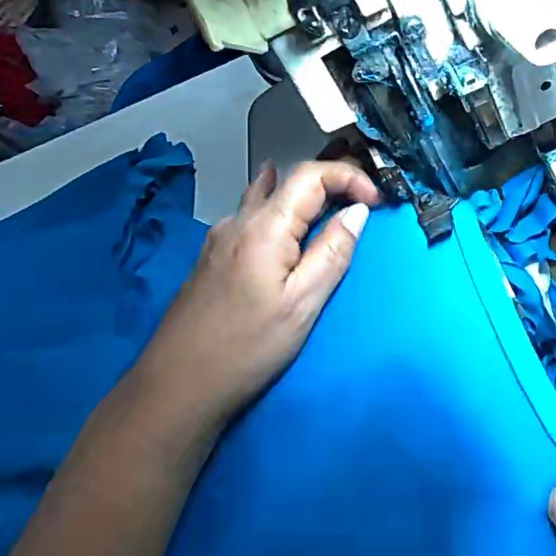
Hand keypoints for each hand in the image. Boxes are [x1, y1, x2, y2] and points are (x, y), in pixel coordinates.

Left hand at [130, 161, 379, 424]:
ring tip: (330, 200)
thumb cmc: (246, 347)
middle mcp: (238, 220)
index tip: (378, 200)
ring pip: (265, 198)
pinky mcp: (212, 255)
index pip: (310, 174)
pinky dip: (277, 211)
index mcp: (263, 226)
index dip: (348, 176)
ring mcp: (220, 237)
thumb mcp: (302, 304)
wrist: (178, 381)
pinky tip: (279, 216)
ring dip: (302, 196)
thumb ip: (332, 252)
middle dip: (329, 183)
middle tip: (362, 199)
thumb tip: (358, 211)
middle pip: (287, 181)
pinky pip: (251, 218)